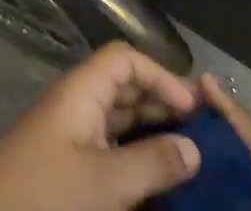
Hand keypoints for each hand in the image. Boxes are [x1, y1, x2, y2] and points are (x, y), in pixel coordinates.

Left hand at [0, 43, 201, 210]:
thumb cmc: (44, 192)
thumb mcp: (104, 182)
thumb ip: (152, 163)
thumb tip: (195, 148)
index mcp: (81, 91)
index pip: (125, 59)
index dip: (161, 75)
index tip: (194, 108)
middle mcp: (76, 103)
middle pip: (125, 87)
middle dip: (164, 103)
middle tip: (205, 133)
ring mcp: (71, 133)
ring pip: (120, 119)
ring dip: (153, 131)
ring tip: (192, 155)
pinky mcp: (68, 162)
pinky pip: (110, 146)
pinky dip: (137, 154)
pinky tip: (161, 177)